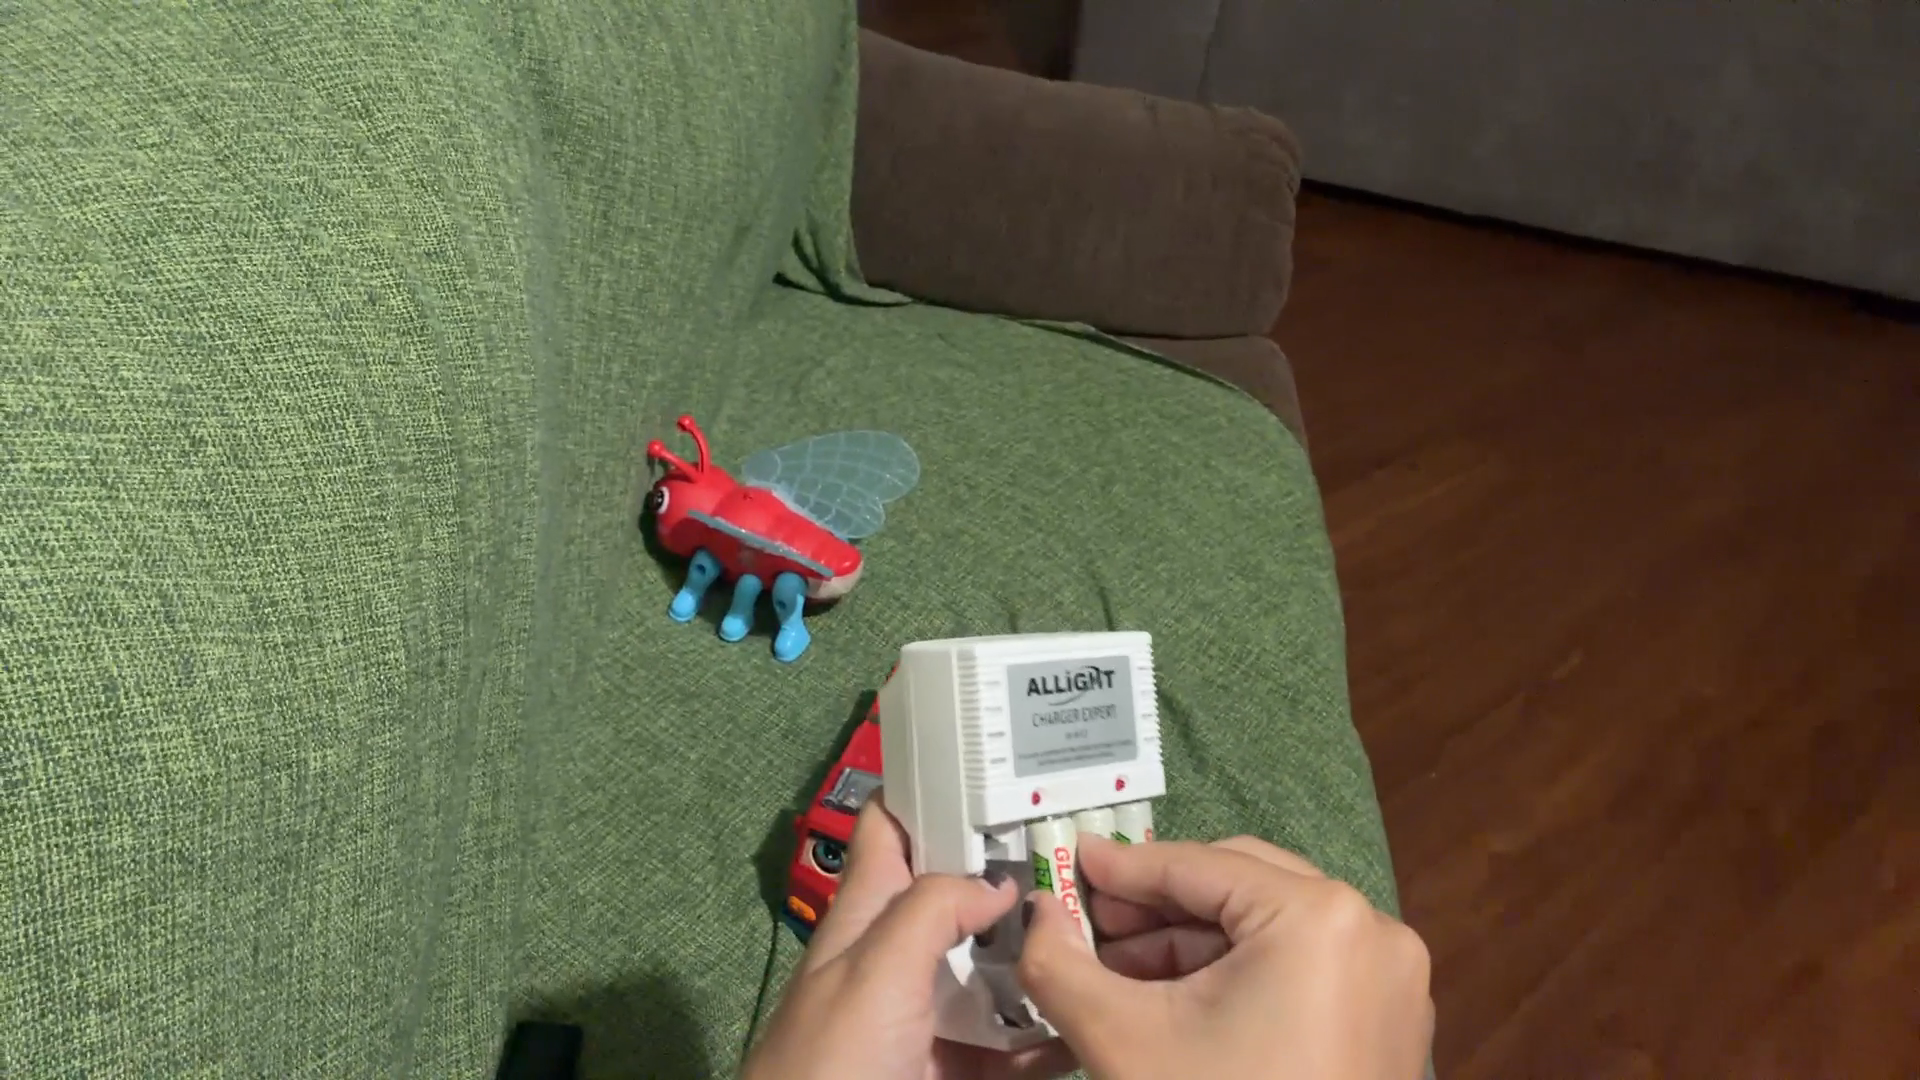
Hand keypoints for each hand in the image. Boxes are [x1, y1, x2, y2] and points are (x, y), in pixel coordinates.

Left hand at [741, 794, 1076, 1079]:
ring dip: (1033, 954)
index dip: (932, 790)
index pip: (893, 823)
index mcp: (870, 906)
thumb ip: (933, 909)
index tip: (995, 773)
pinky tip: (1081, 1024)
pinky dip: (1042, 1034)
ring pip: (986, 966)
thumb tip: (999, 883)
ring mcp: (924, 1011)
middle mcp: (898, 949)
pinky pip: (1003, 1041)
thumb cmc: (833, 1060)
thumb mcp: (876, 969)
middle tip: (1073, 860)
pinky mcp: (948, 1064)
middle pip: (956, 892)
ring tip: (1092, 937)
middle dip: (1008, 875)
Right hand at [1018, 834, 1433, 1079]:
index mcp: (1317, 916)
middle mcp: (1367, 928)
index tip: (1072, 860)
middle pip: (1232, 883)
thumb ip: (1058, 961)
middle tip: (1093, 919)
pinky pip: (1293, 961)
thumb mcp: (1124, 1037)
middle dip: (1154, 904)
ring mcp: (1387, 974)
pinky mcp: (1386, 1016)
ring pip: (1260, 922)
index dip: (1124, 866)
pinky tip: (1170, 994)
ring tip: (1118, 962)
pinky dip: (1229, 969)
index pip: (1196, 865)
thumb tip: (1035, 910)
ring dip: (1184, 937)